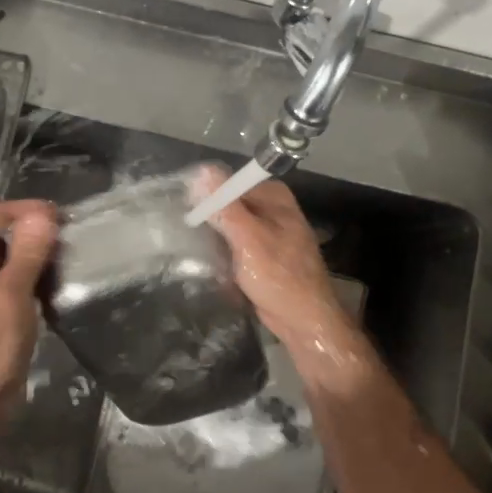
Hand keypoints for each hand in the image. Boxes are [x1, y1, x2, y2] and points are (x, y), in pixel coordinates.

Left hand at [0, 200, 57, 428]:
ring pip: (15, 262)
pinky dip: (39, 282)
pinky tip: (60, 291)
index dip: (30, 210)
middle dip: (39, 233)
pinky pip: (20, 286)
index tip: (65, 219)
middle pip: (7, 236)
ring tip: (73, 263)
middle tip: (74, 241)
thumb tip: (44, 213)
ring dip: (41, 259)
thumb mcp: (10, 296)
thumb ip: (26, 254)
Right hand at [193, 166, 371, 388]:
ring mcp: (268, 231)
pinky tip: (213, 265)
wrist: (305, 322)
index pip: (230, 182)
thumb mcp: (249, 239)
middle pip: (229, 203)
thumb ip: (226, 206)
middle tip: (187, 236)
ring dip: (214, 239)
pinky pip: (235, 244)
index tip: (186, 214)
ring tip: (196, 252)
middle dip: (210, 219)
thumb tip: (203, 170)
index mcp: (274, 197)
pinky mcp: (263, 253)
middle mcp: (272, 208)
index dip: (207, 195)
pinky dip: (224, 253)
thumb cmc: (280, 277)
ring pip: (229, 226)